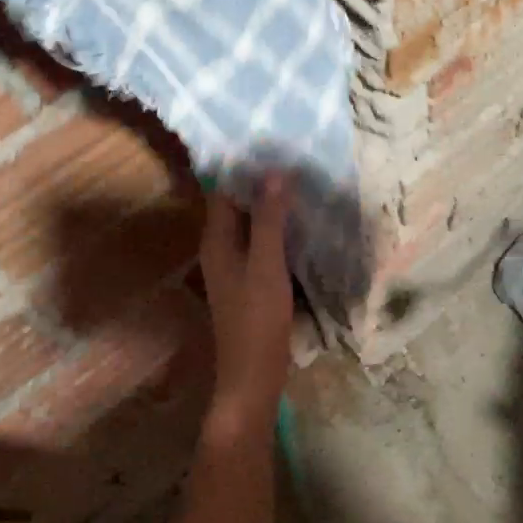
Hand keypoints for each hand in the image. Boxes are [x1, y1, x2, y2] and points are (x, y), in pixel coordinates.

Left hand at [199, 174, 293, 431]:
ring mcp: (237, 268)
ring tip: (305, 186)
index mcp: (217, 241)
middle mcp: (221, 250)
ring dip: (274, 208)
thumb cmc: (257, 320)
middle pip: (239, 206)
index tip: (276, 146)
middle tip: (298, 161)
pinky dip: (280, 233)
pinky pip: (264, 246)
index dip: (247, 168)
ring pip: (253, 227)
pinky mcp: (253, 283)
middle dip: (264, 185)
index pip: (226, 191)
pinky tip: (304, 227)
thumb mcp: (267, 266)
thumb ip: (270, 221)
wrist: (253, 376)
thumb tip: (275, 172)